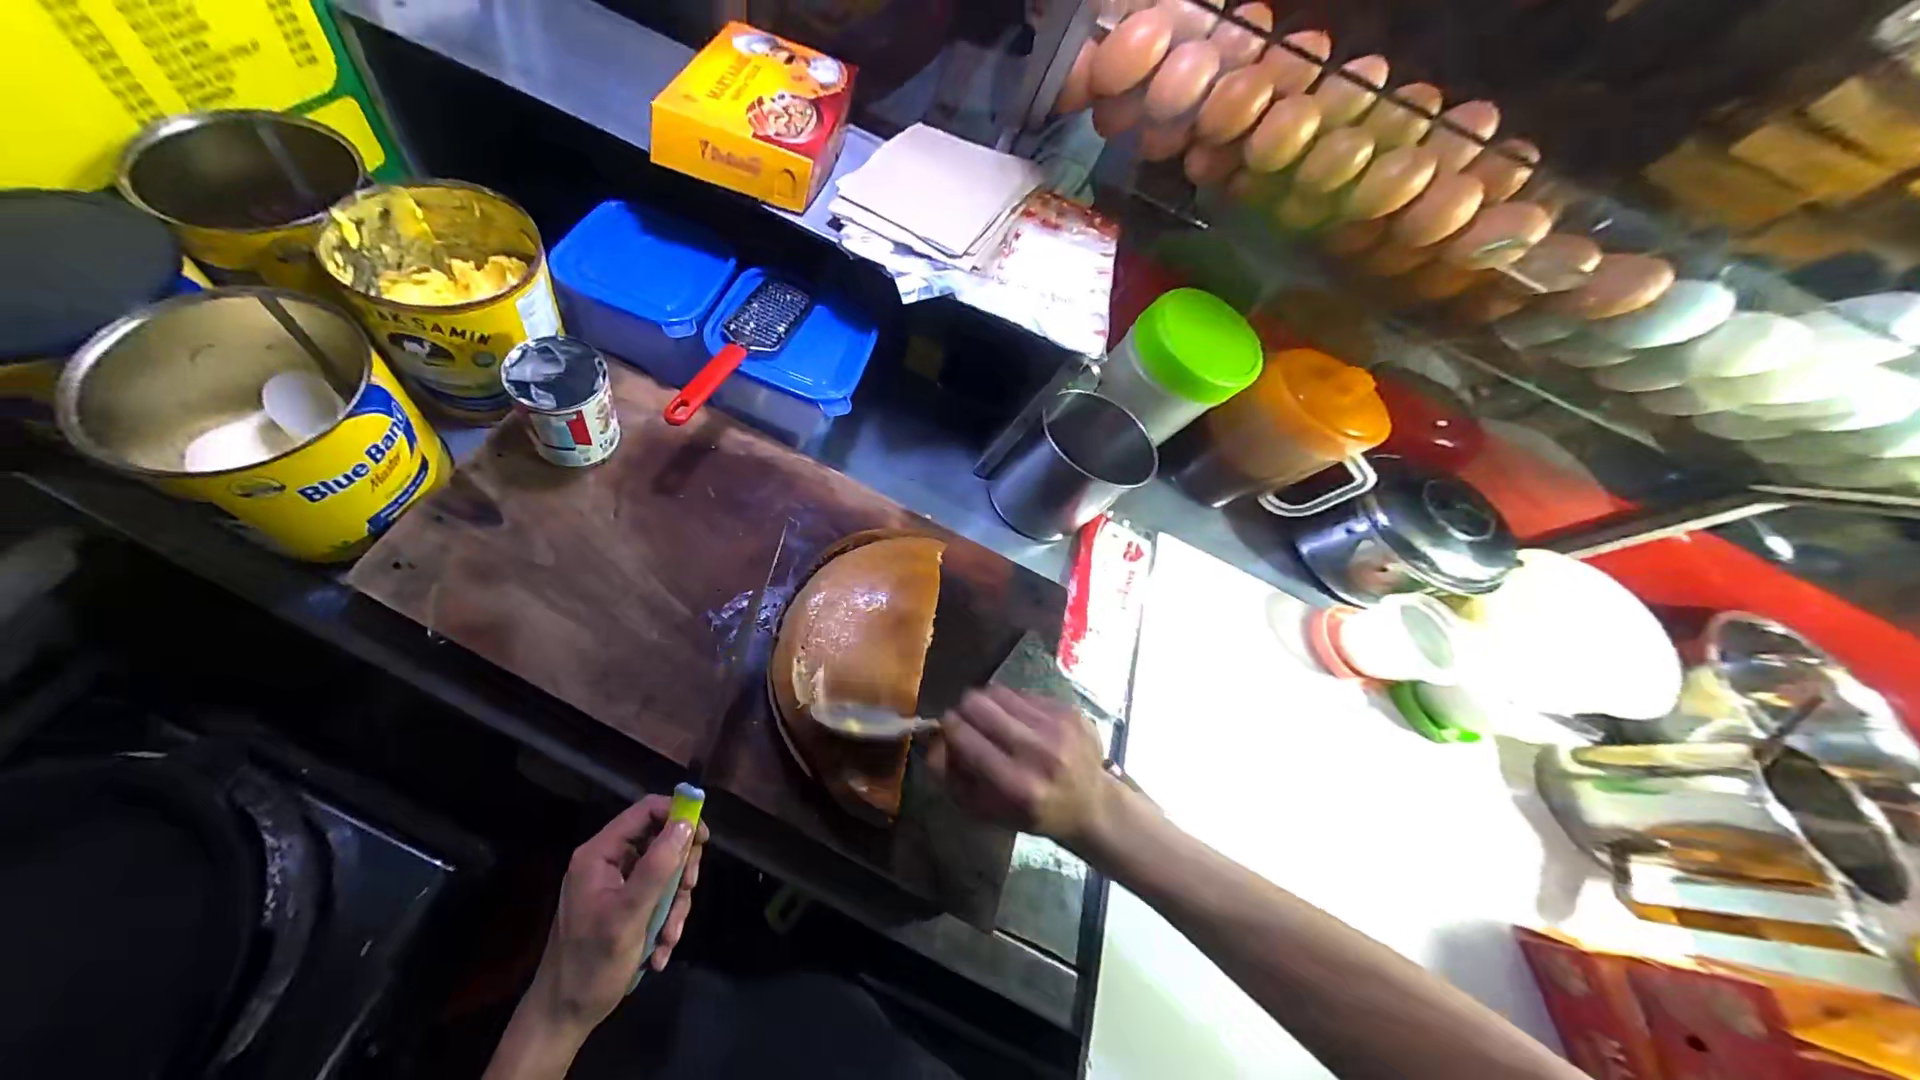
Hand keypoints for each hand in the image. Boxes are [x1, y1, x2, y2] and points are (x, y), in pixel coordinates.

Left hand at [525, 796, 708, 1036]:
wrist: (564, 1016)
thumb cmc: (591, 964)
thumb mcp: (628, 915)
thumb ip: (657, 866)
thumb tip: (686, 824)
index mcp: (600, 854)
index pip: (646, 811)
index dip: (678, 815)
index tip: (703, 838)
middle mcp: (609, 862)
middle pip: (662, 840)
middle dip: (681, 869)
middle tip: (689, 890)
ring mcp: (618, 884)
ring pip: (667, 871)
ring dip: (676, 902)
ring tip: (669, 935)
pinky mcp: (627, 904)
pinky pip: (661, 895)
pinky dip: (667, 918)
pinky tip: (660, 947)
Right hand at [930, 686, 1117, 847]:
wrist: (1091, 804)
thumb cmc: (1032, 812)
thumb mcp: (986, 810)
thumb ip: (951, 778)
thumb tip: (933, 740)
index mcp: (1016, 785)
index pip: (965, 738)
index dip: (949, 727)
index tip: (948, 728)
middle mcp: (1039, 752)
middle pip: (979, 705)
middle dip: (965, 710)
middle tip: (968, 720)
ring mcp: (1058, 727)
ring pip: (999, 693)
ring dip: (988, 703)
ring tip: (994, 719)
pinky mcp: (1069, 710)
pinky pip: (1023, 693)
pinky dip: (1014, 704)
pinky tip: (1021, 722)